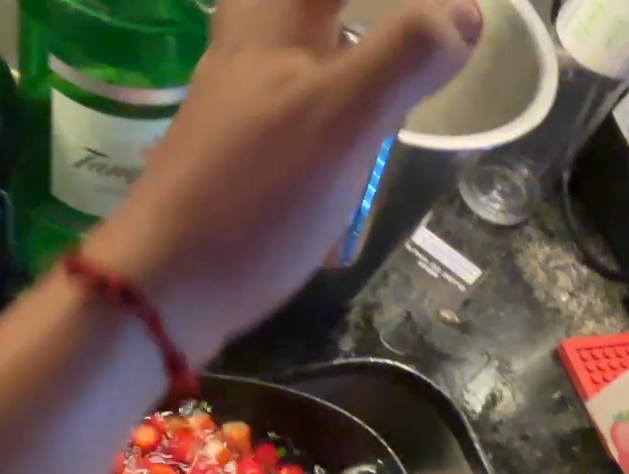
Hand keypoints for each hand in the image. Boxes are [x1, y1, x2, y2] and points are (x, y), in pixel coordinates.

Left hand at [83, 0, 480, 359]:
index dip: (384, 4)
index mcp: (269, 27)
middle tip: (378, 31)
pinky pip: (271, 121)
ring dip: (319, 55)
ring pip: (277, 61)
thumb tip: (465, 15)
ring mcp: (224, 120)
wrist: (162, 290)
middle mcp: (239, 61)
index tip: (421, 14)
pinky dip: (308, 117)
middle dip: (330, 19)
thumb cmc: (252, 200)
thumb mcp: (341, 120)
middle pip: (286, 11)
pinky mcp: (219, 171)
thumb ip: (403, 59)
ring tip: (372, 81)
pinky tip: (332, 153)